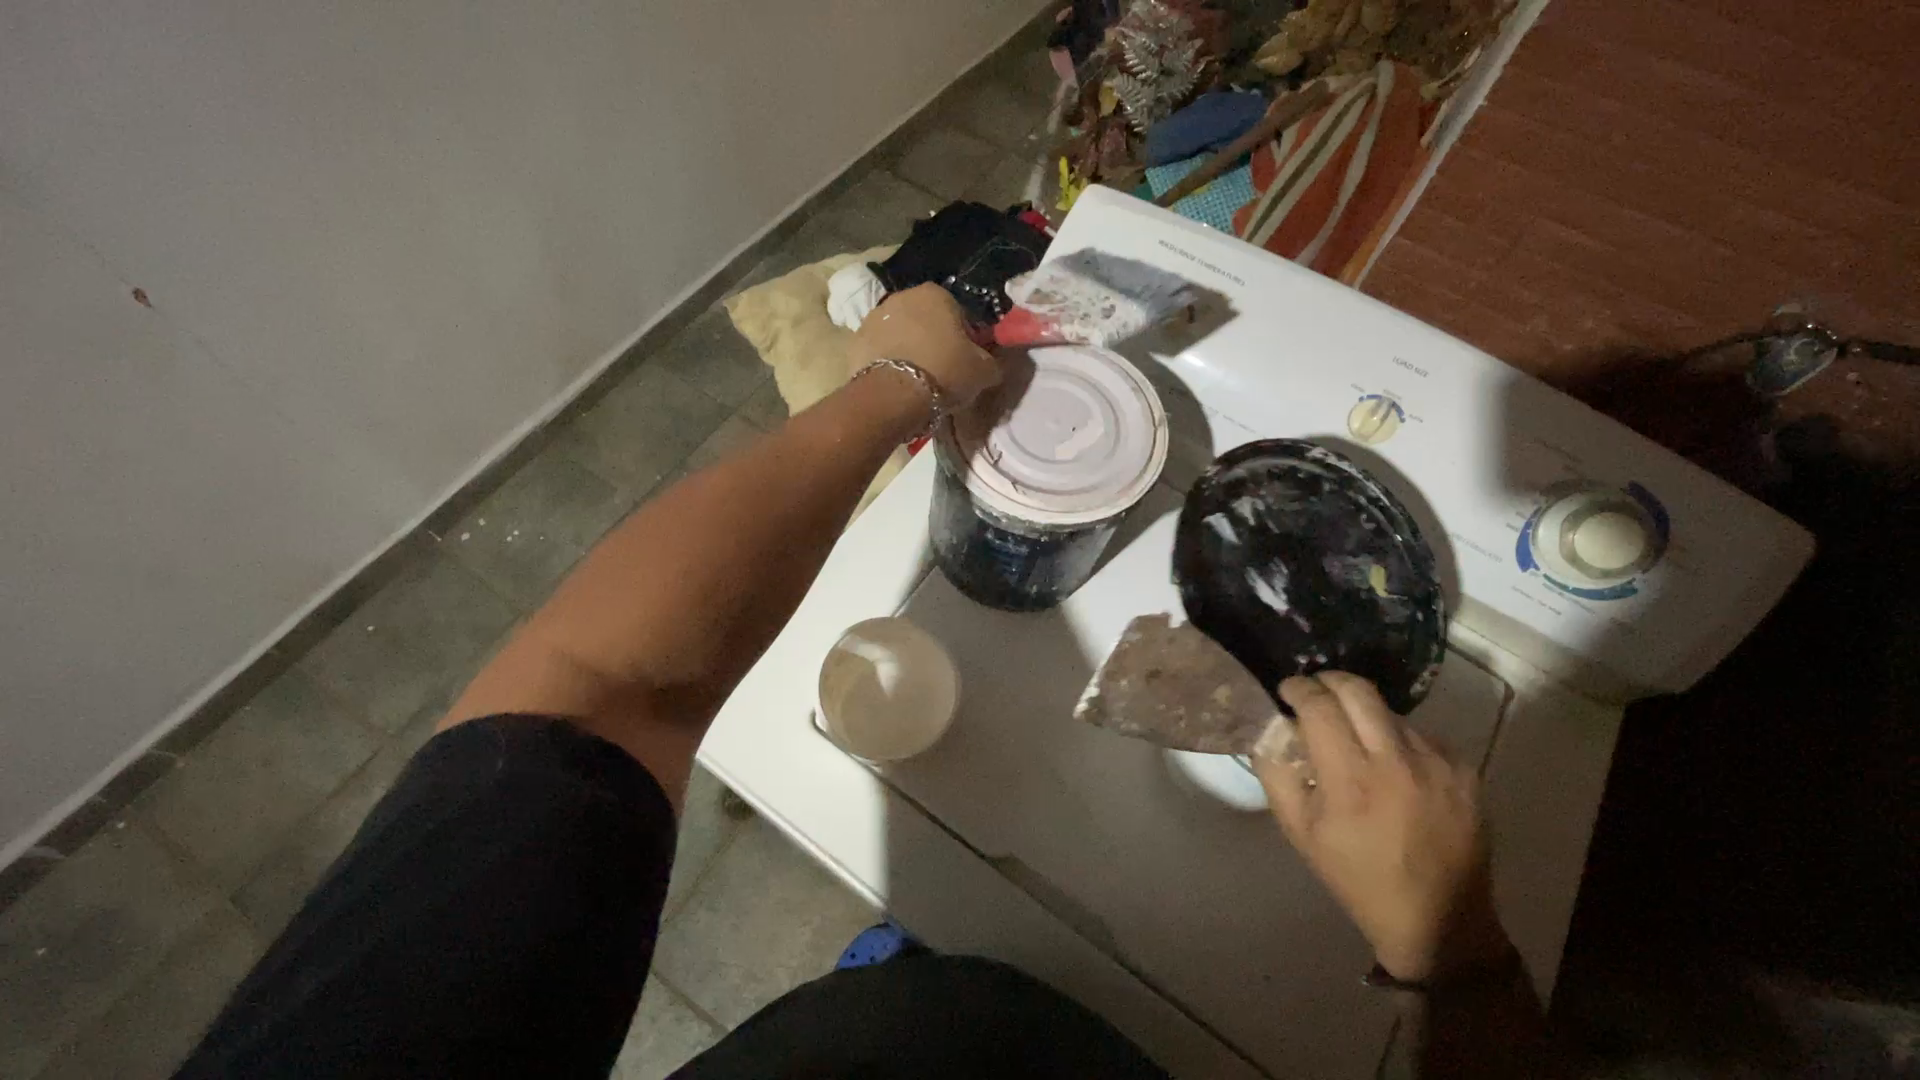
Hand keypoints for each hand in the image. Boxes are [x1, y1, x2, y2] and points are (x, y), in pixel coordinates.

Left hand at [850, 284, 999, 409]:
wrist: (892, 396)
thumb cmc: (945, 372)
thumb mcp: (984, 371)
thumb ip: (993, 361)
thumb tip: (993, 363)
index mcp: (936, 293)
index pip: (960, 313)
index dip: (967, 338)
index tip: (968, 360)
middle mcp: (902, 296)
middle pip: (927, 320)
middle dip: (935, 340)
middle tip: (943, 371)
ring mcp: (874, 317)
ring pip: (901, 334)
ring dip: (910, 350)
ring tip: (918, 380)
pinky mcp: (855, 341)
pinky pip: (880, 351)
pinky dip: (889, 362)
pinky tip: (897, 384)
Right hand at [1252, 672, 1508, 980]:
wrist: (1439, 919)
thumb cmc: (1357, 878)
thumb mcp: (1300, 832)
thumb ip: (1276, 774)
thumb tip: (1268, 729)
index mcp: (1351, 781)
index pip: (1319, 706)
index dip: (1298, 689)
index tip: (1287, 690)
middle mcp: (1397, 763)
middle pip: (1358, 690)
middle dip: (1329, 681)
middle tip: (1316, 692)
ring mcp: (1438, 764)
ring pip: (1390, 712)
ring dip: (1364, 714)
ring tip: (1356, 739)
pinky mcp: (1465, 771)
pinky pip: (1422, 736)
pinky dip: (1398, 739)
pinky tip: (1393, 767)